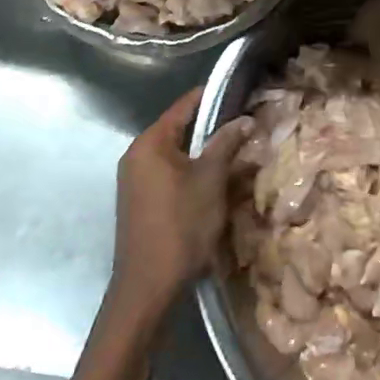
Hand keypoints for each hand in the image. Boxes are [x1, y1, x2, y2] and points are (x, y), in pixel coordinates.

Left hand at [113, 88, 252, 309]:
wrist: (147, 287)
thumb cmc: (181, 225)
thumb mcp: (211, 180)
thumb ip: (226, 144)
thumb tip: (244, 118)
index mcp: (150, 143)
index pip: (182, 106)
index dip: (210, 97)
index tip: (237, 92)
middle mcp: (136, 155)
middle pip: (179, 131)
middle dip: (210, 129)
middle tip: (242, 126)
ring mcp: (134, 180)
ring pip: (175, 156)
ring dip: (203, 154)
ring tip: (234, 153)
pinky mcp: (139, 202)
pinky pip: (168, 175)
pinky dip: (190, 173)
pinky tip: (213, 183)